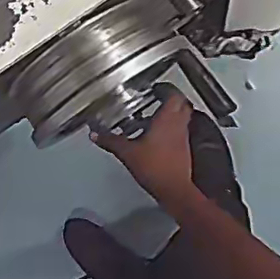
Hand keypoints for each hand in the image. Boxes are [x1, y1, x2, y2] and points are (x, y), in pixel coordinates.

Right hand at [92, 91, 196, 206]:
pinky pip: (179, 133)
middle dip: (171, 99)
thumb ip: (110, 140)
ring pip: (182, 119)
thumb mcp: (127, 152)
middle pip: (182, 105)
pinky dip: (170, 131)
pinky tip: (155, 138)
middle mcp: (178, 126)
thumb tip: (95, 134)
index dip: (166, 89)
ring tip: (152, 117)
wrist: (174, 190)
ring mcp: (183, 138)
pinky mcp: (184, 151)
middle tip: (157, 99)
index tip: (155, 88)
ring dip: (170, 115)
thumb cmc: (155, 168)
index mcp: (167, 120)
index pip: (173, 95)